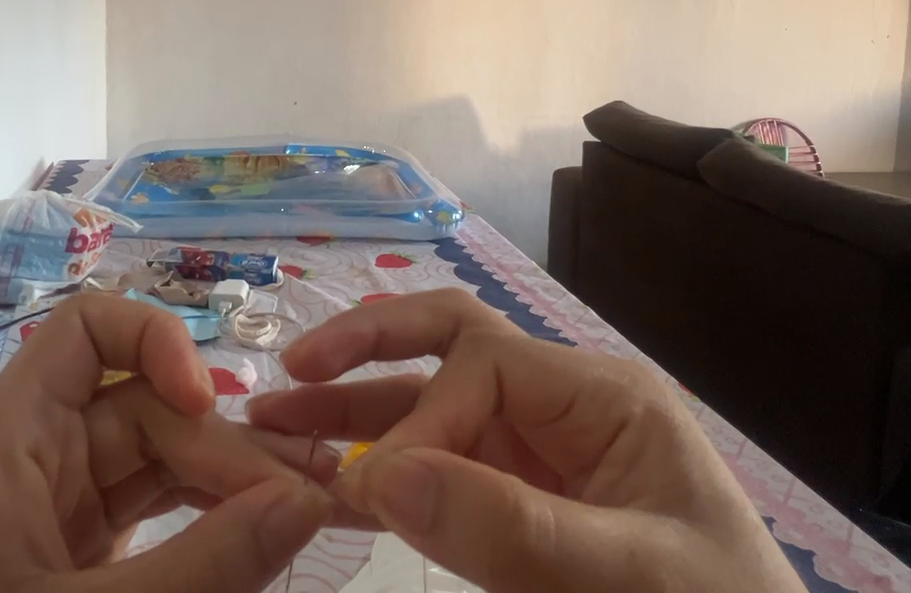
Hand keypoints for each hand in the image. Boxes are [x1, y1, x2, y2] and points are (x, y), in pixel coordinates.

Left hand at [0, 294, 333, 592]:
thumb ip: (204, 568)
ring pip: (160, 464)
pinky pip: (153, 518)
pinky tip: (255, 544)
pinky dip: (204, 528)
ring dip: (229, 487)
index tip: (208, 402)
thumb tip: (310, 501)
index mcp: (13, 439)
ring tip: (310, 512)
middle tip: (314, 495)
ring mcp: (59, 512)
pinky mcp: (75, 561)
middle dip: (226, 447)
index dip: (156, 340)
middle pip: (149, 408)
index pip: (87, 331)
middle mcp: (39, 458)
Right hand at [246, 290, 804, 592]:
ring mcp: (533, 449)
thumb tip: (381, 475)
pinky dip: (381, 473)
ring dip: (354, 410)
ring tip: (276, 423)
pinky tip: (325, 481)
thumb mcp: (633, 579)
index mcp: (598, 393)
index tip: (380, 488)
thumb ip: (513, 528)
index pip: (483, 362)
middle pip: (450, 341)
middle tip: (295, 366)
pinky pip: (437, 470)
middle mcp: (558, 402)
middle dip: (369, 346)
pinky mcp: (515, 497)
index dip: (421, 416)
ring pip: (429, 403)